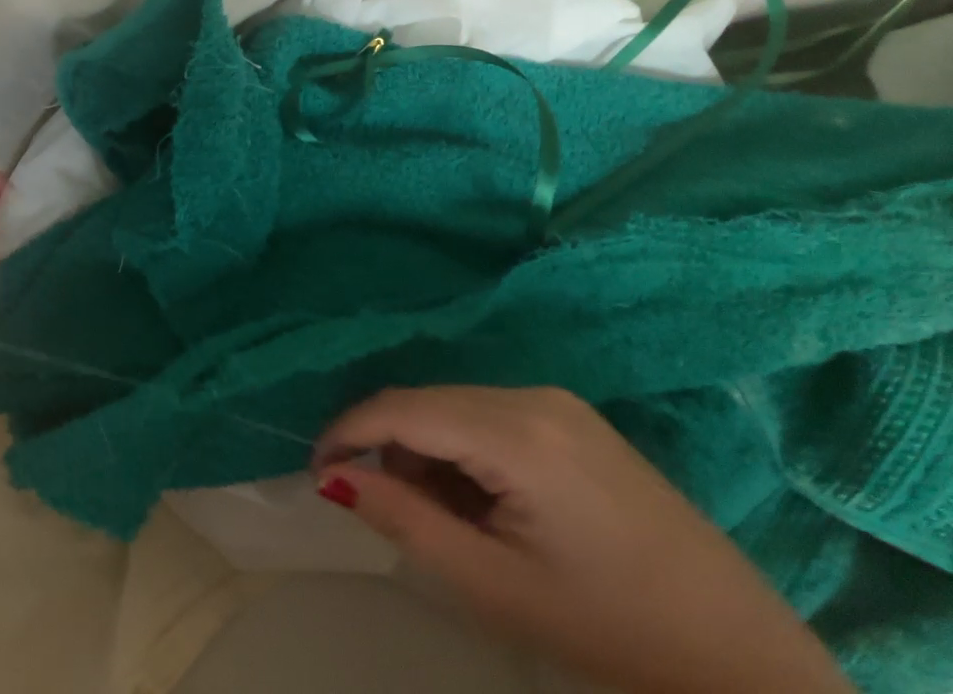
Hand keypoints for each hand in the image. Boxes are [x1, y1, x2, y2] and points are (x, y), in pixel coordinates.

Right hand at [312, 386, 851, 693]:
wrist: (737, 656)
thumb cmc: (604, 623)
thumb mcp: (486, 581)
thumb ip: (399, 518)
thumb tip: (331, 475)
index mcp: (517, 433)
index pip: (398, 409)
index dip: (344, 434)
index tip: (317, 474)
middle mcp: (536, 397)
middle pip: (423, 402)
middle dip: (389, 447)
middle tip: (393, 512)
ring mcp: (563, 405)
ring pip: (452, 406)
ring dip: (426, 451)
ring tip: (450, 518)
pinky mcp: (578, 421)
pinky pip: (488, 415)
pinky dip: (462, 450)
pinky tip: (487, 502)